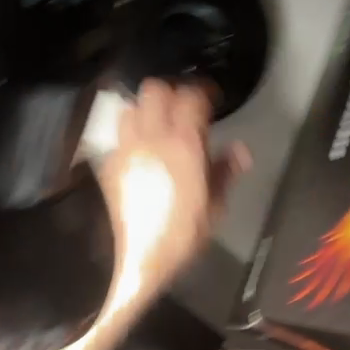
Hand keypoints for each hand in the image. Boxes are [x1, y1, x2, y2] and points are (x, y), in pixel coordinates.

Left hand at [97, 79, 249, 308]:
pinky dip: (130, 134)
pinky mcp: (109, 165)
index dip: (203, 93)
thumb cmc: (185, 234)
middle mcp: (150, 140)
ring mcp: (125, 150)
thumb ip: (225, 170)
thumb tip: (239, 151)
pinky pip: (118, 135)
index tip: (211, 100)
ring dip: (145, 110)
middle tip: (183, 110)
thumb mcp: (216, 205)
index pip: (190, 97)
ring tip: (158, 127)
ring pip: (131, 107)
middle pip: (154, 90)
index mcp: (183, 145)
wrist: (143, 259)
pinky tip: (140, 151)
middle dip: (170, 94)